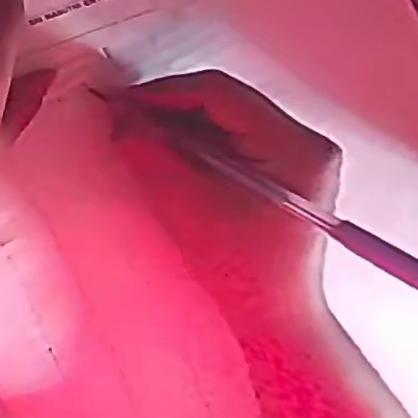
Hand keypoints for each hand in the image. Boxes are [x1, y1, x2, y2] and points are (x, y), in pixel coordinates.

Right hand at [111, 71, 341, 331]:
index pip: (217, 92)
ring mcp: (289, 159)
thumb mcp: (180, 199)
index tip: (118, 104)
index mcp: (293, 147)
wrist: (262, 324)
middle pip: (217, 101)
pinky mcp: (272, 174)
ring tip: (131, 140)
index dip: (159, 92)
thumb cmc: (230, 270)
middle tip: (118, 120)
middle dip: (161, 109)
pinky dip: (181, 144)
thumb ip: (146, 147)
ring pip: (213, 119)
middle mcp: (300, 145)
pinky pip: (218, 141)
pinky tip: (155, 158)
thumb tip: (118, 112)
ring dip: (168, 127)